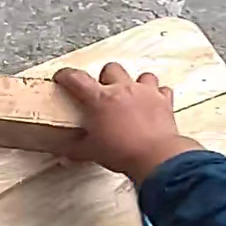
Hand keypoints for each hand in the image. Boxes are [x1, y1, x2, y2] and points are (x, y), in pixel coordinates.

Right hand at [54, 63, 202, 182]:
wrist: (155, 157)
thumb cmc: (122, 152)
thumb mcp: (90, 152)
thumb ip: (75, 150)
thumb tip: (63, 155)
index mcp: (99, 99)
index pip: (76, 78)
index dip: (66, 75)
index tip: (62, 77)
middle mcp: (122, 89)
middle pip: (110, 68)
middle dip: (105, 77)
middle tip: (101, 92)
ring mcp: (145, 92)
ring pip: (140, 74)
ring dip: (133, 82)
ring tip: (129, 95)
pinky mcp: (164, 101)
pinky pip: (162, 89)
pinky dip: (156, 94)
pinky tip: (151, 103)